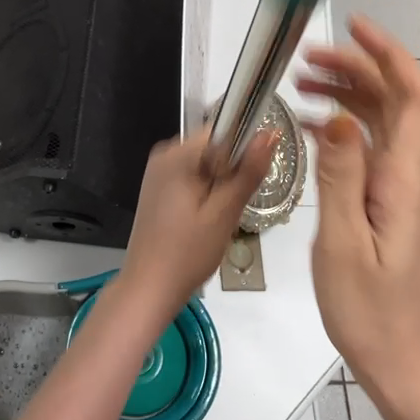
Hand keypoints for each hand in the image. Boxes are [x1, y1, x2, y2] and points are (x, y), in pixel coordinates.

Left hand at [117, 128, 275, 312]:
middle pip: (214, 149)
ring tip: (219, 220)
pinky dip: (205, 197)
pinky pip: (192, 181)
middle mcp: (164, 156)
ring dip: (220, 188)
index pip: (223, 131)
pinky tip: (205, 223)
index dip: (243, 152)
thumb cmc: (187, 253)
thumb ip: (248, 171)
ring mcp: (158, 173)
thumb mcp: (224, 212)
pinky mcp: (158, 191)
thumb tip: (270, 133)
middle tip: (232, 209)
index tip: (249, 182)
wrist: (149, 288)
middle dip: (231, 174)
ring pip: (206, 167)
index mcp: (177, 154)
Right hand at [297, 15, 419, 398]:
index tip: (354, 28)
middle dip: (356, 69)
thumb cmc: (369, 310)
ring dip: (347, 95)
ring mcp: (398, 191)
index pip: (412, 98)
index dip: (389, 55)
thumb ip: (341, 177)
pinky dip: (341, 127)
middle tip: (306, 59)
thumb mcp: (343, 243)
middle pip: (395, 103)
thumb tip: (338, 116)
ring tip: (302, 84)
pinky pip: (367, 150)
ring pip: (380, 124)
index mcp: (403, 180)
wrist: (398, 359)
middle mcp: (407, 177)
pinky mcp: (385, 206)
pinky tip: (311, 127)